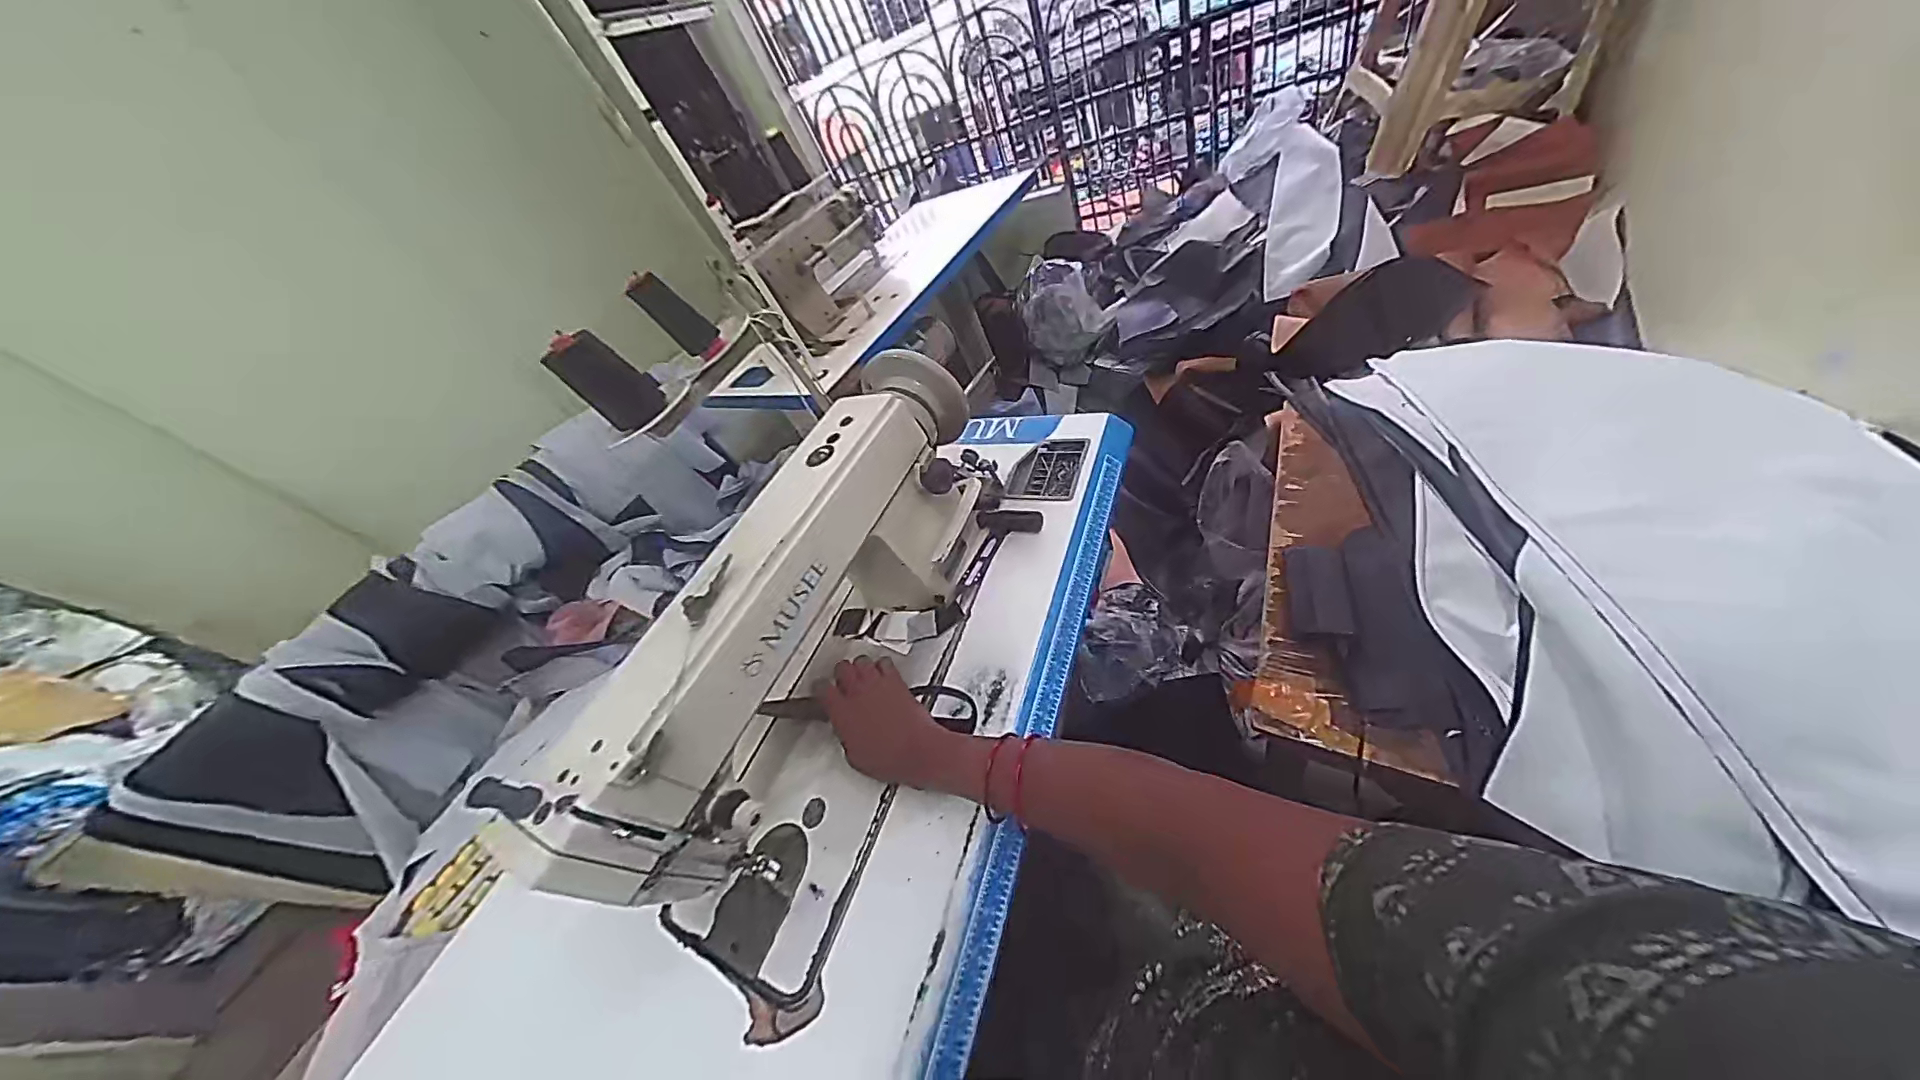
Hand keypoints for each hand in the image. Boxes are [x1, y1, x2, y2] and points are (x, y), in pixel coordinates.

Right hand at [817, 656, 957, 789]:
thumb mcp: (854, 755)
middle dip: (841, 673)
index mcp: (842, 711)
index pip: (822, 689)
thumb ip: (845, 734)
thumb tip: (847, 732)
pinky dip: (882, 665)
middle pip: (841, 668)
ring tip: (863, 675)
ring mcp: (877, 684)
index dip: (821, 688)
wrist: (916, 751)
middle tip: (844, 681)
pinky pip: (885, 663)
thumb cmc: (888, 757)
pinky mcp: (896, 681)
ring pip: (862, 661)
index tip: (823, 690)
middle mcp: (857, 693)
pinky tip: (883, 673)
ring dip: (860, 667)